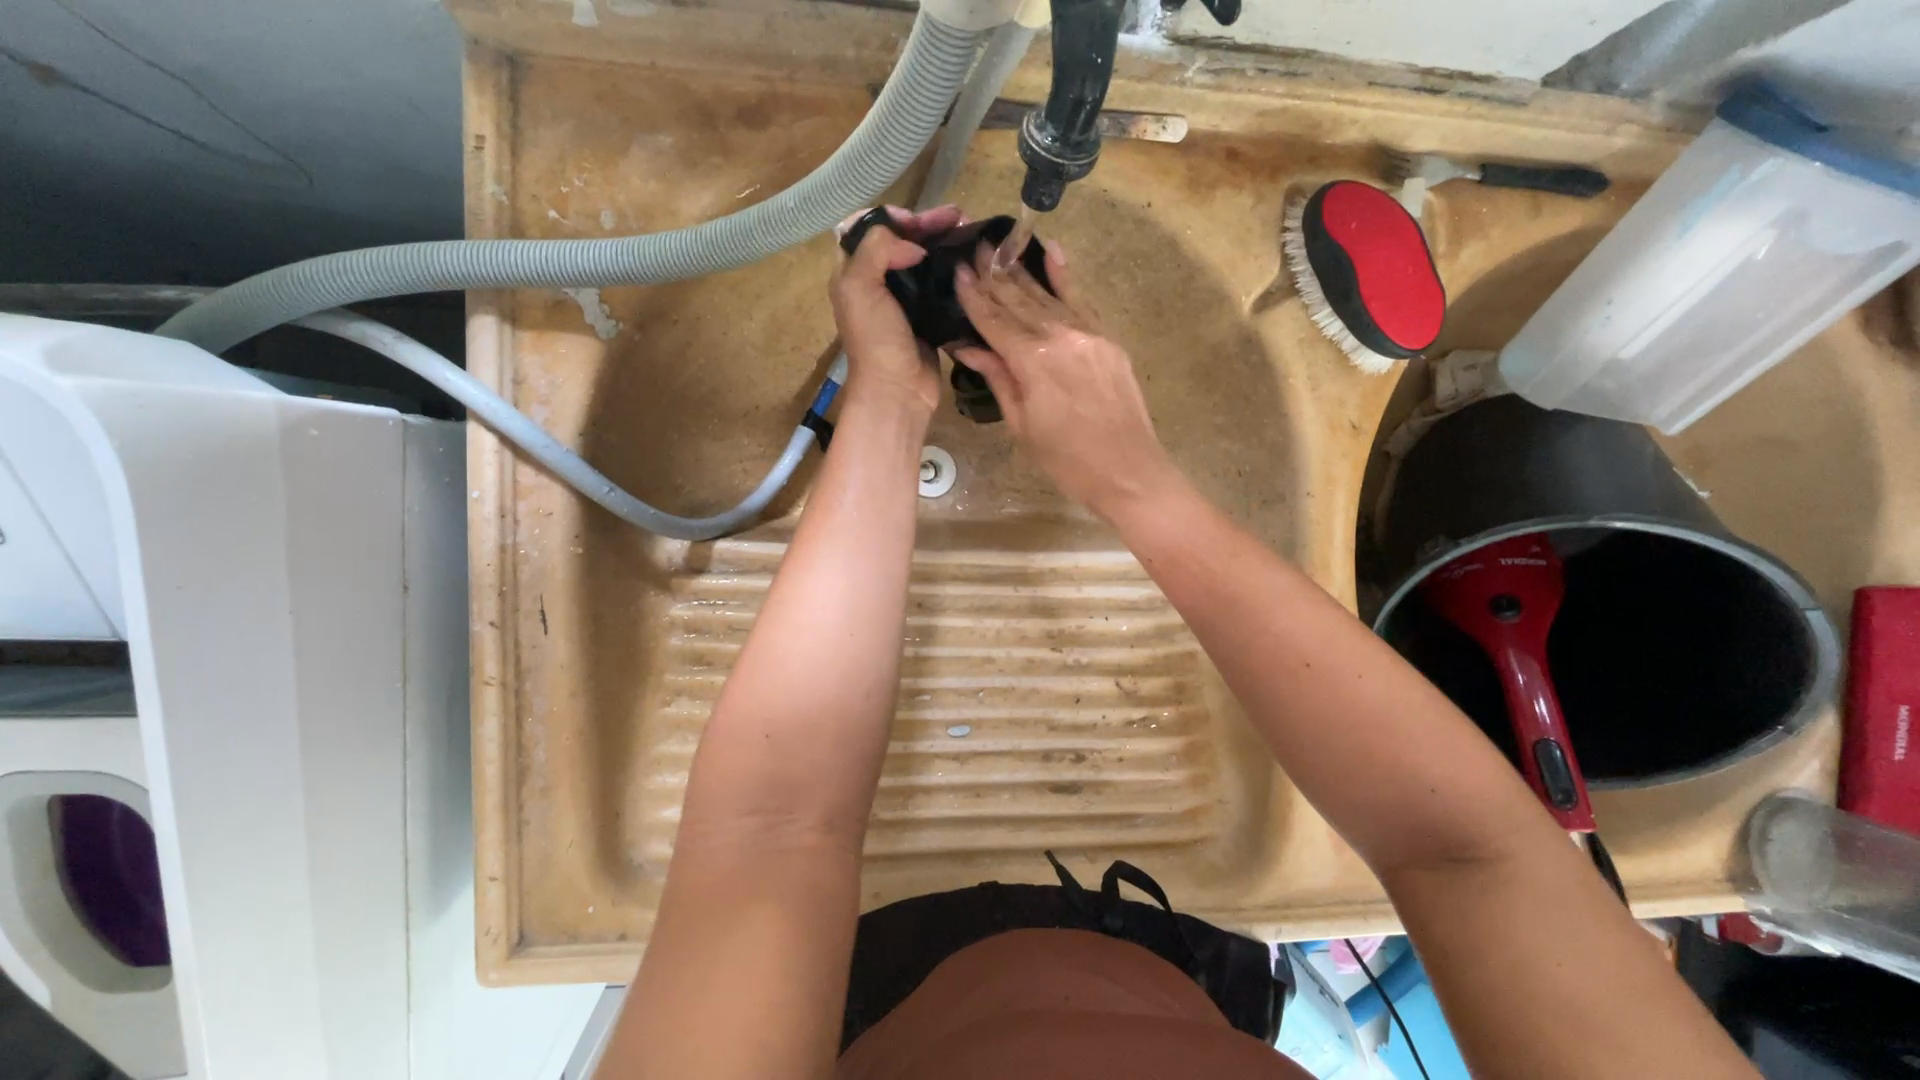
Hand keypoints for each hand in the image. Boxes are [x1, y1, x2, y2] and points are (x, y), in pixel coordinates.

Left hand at [828, 205, 962, 414]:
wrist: (899, 390)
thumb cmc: (875, 340)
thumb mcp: (861, 287)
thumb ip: (877, 249)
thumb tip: (912, 243)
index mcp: (851, 273)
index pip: (866, 229)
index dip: (889, 217)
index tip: (914, 220)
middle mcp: (875, 282)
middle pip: (899, 240)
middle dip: (925, 225)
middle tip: (955, 215)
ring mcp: (903, 299)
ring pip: (921, 258)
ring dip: (943, 242)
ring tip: (969, 228)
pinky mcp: (926, 315)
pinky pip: (939, 282)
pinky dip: (952, 267)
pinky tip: (971, 259)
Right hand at [953, 241, 1179, 518]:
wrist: (1129, 471)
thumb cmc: (1067, 460)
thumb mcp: (1022, 425)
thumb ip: (998, 378)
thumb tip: (968, 347)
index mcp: (1033, 360)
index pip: (994, 320)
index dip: (973, 296)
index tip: (956, 271)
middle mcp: (1060, 336)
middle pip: (1019, 300)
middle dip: (993, 274)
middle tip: (972, 247)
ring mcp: (1088, 333)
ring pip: (1047, 296)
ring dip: (1021, 270)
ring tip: (1000, 246)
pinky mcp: (1107, 339)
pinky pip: (1082, 300)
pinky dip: (1065, 276)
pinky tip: (1051, 250)